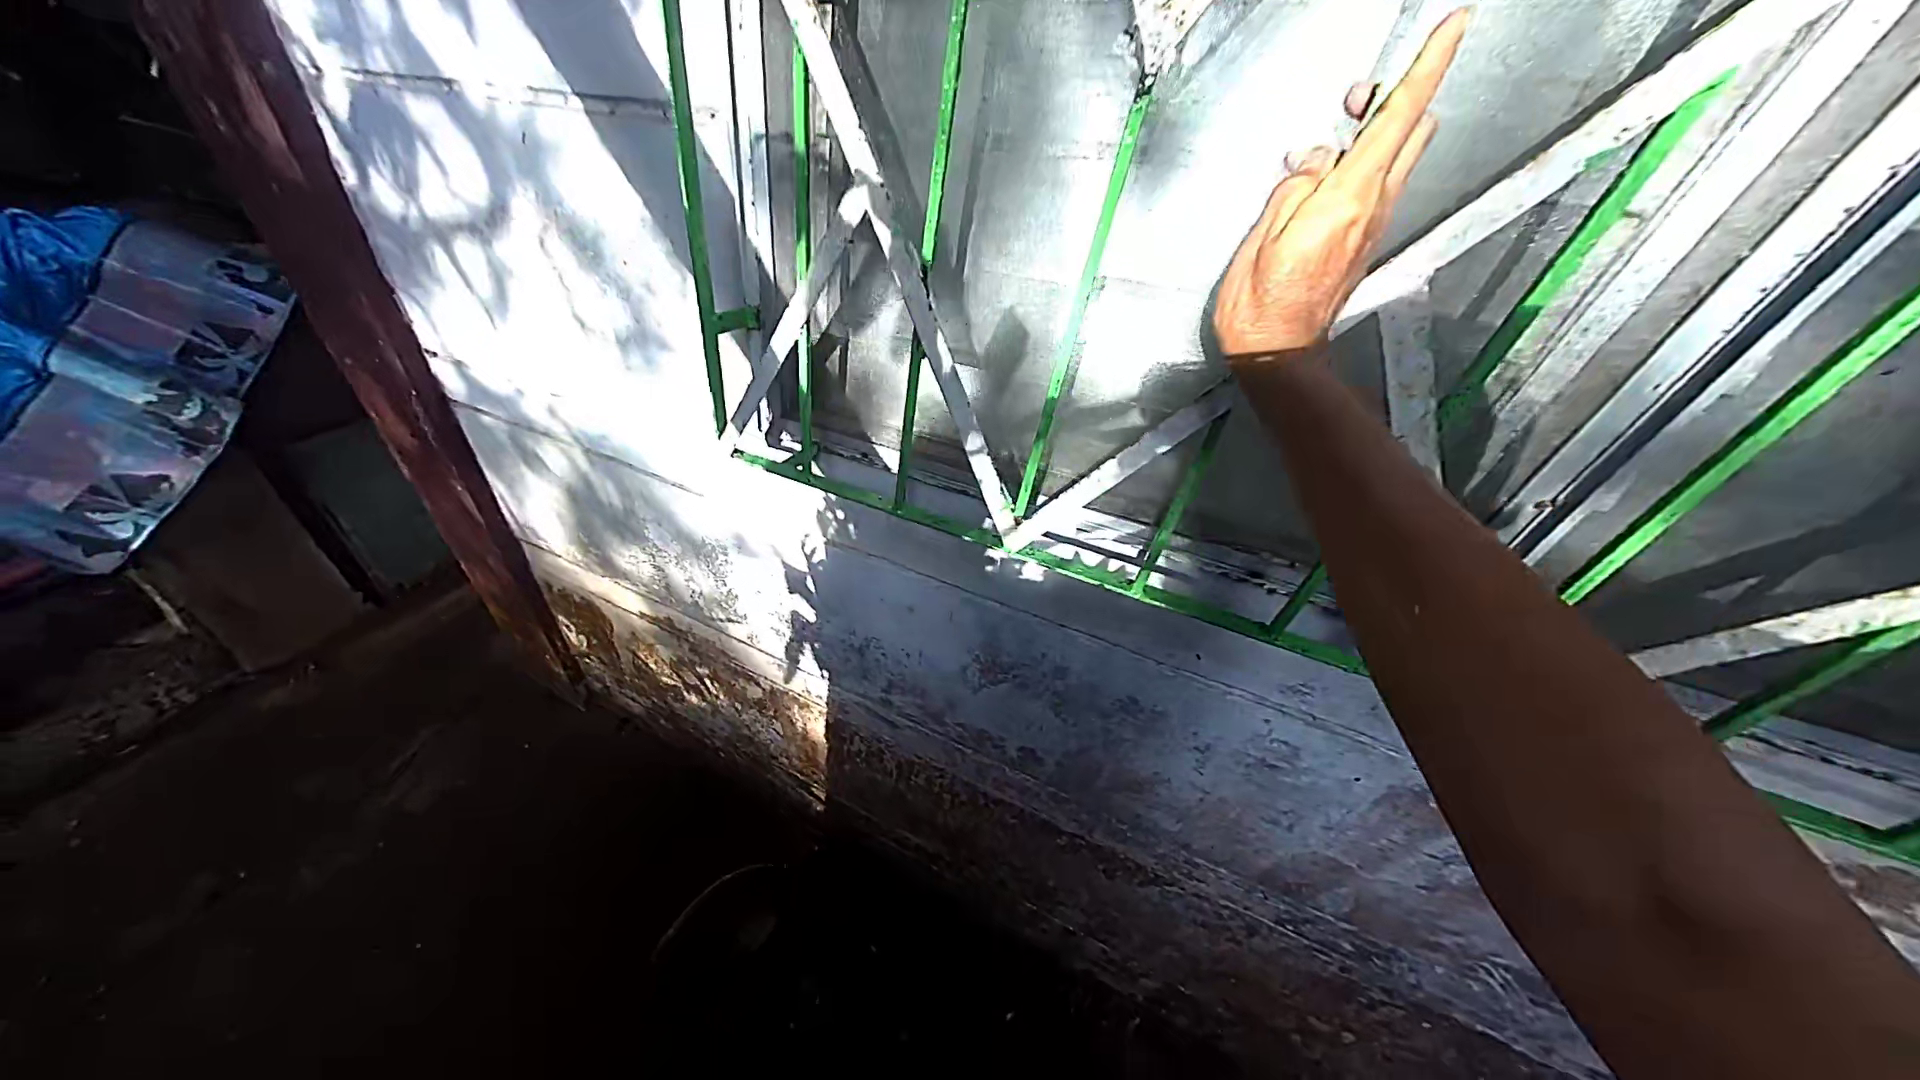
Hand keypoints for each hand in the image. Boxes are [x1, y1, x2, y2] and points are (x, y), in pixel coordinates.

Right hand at [1212, 9, 1468, 363]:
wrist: (1275, 351)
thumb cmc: (1261, 306)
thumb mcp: (1262, 240)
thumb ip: (1292, 190)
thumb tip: (1312, 163)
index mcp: (1345, 201)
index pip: (1399, 117)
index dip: (1428, 65)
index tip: (1453, 25)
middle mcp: (1370, 209)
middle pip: (1410, 132)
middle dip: (1393, 101)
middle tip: (1357, 97)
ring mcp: (1370, 228)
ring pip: (1394, 159)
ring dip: (1374, 137)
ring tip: (1330, 142)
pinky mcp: (1361, 243)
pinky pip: (1373, 190)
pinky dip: (1357, 171)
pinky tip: (1320, 184)